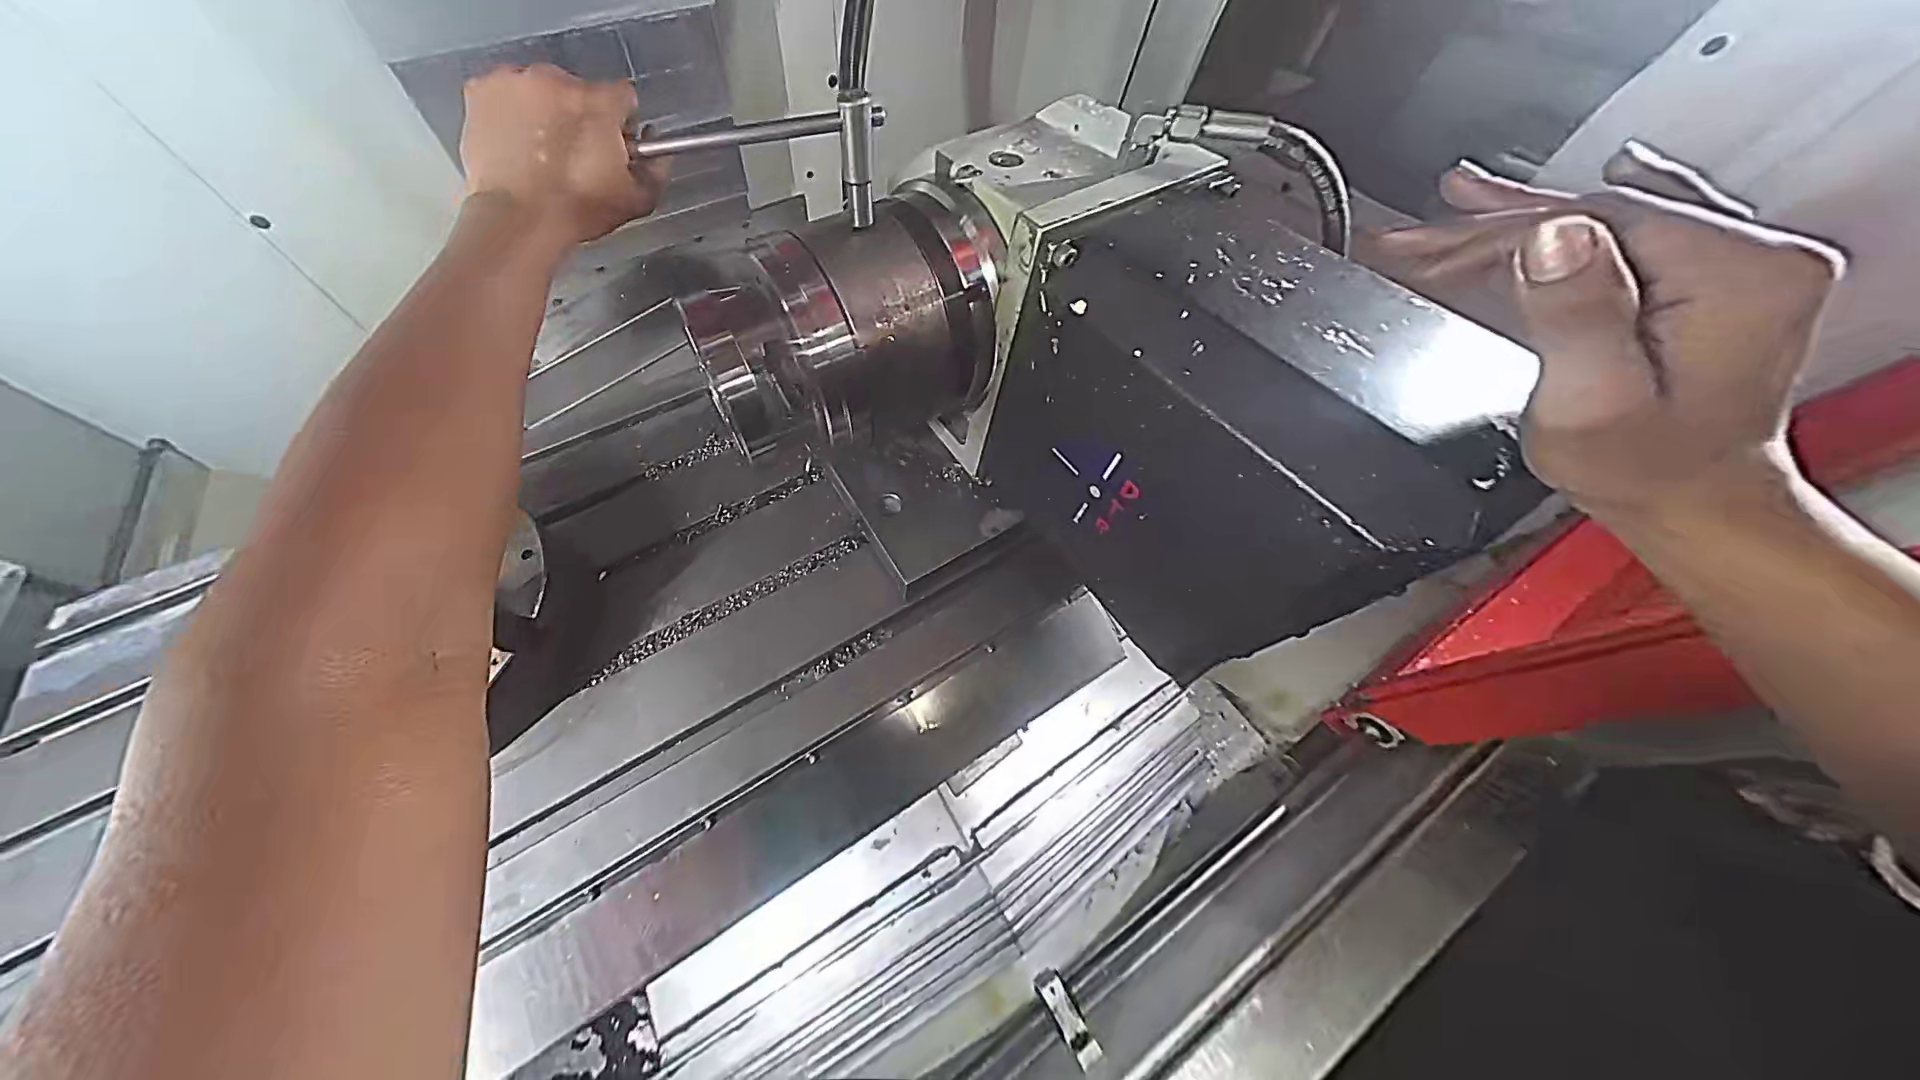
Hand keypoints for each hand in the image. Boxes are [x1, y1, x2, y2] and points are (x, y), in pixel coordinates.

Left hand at [460, 63, 669, 244]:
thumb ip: (656, 172)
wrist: (521, 216)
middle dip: (583, 117)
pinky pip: (508, 94)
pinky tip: (521, 145)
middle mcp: (555, 81)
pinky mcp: (482, 90)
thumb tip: (660, 156)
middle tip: (579, 156)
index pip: (624, 96)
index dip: (623, 123)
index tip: (617, 144)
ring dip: (549, 112)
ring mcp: (515, 82)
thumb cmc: (577, 208)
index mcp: (598, 103)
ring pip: (543, 90)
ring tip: (547, 153)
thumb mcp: (636, 200)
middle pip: (580, 90)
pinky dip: (515, 113)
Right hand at [1375, 147, 1845, 528]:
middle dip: (1491, 226)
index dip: (1492, 235)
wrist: (1685, 498)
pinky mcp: (1702, 286)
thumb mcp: (1591, 400)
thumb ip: (1574, 316)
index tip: (1424, 249)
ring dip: (1516, 226)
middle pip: (1591, 217)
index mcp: (1734, 276)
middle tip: (1414, 233)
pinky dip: (1558, 237)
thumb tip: (1550, 239)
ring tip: (1452, 215)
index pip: (1587, 224)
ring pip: (1599, 225)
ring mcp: (1730, 268)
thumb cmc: (1639, 465)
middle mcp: (1749, 258)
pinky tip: (1544, 221)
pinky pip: (1616, 243)